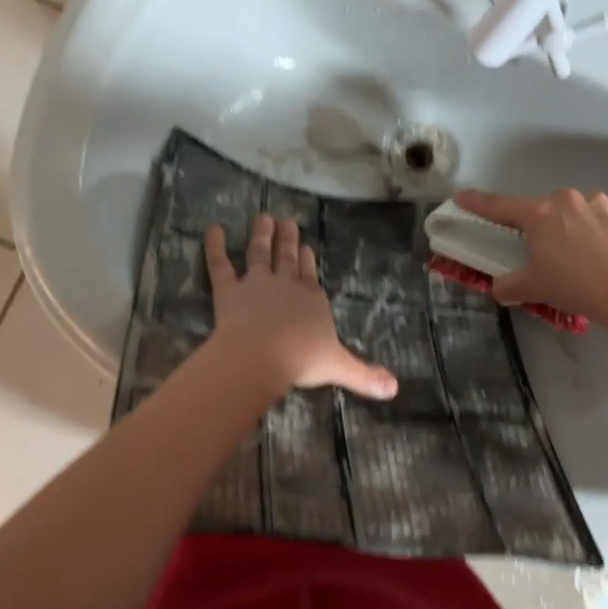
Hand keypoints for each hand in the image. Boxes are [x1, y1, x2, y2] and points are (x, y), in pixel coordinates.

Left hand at [204, 215, 397, 400]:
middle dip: (287, 240)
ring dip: (260, 236)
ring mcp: (256, 284)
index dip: (308, 261)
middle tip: (286, 221)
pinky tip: (213, 229)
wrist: (264, 353)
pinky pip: (220, 264)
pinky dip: (215, 246)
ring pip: (259, 254)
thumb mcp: (339, 367)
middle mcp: (286, 285)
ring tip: (262, 218)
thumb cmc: (303, 359)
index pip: (310, 276)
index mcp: (312, 300)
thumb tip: (394, 390)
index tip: (306, 246)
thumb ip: (364, 376)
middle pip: (287, 258)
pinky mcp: (229, 290)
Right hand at [451, 188, 607, 319]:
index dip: (476, 203)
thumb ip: (507, 285)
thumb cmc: (574, 286)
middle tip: (542, 252)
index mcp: (538, 213)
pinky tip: (600, 251)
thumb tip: (499, 286)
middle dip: (537, 226)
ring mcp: (596, 202)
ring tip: (577, 255)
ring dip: (568, 226)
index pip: (498, 206)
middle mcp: (565, 199)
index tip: (461, 196)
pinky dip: (594, 229)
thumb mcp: (532, 288)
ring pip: (571, 211)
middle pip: (540, 209)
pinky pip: (598, 217)